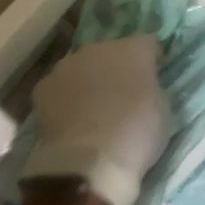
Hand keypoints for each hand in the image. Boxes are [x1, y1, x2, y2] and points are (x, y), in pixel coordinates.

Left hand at [22, 34, 170, 204]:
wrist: (89, 161)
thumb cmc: (138, 134)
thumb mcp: (162, 108)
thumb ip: (151, 87)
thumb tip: (142, 84)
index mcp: (132, 51)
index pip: (148, 43)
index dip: (152, 60)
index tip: (155, 77)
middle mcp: (97, 49)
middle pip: (111, 52)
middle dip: (118, 68)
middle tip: (125, 94)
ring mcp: (65, 67)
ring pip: (83, 67)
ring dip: (91, 80)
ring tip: (97, 108)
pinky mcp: (42, 88)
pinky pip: (61, 86)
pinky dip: (68, 97)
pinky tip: (74, 119)